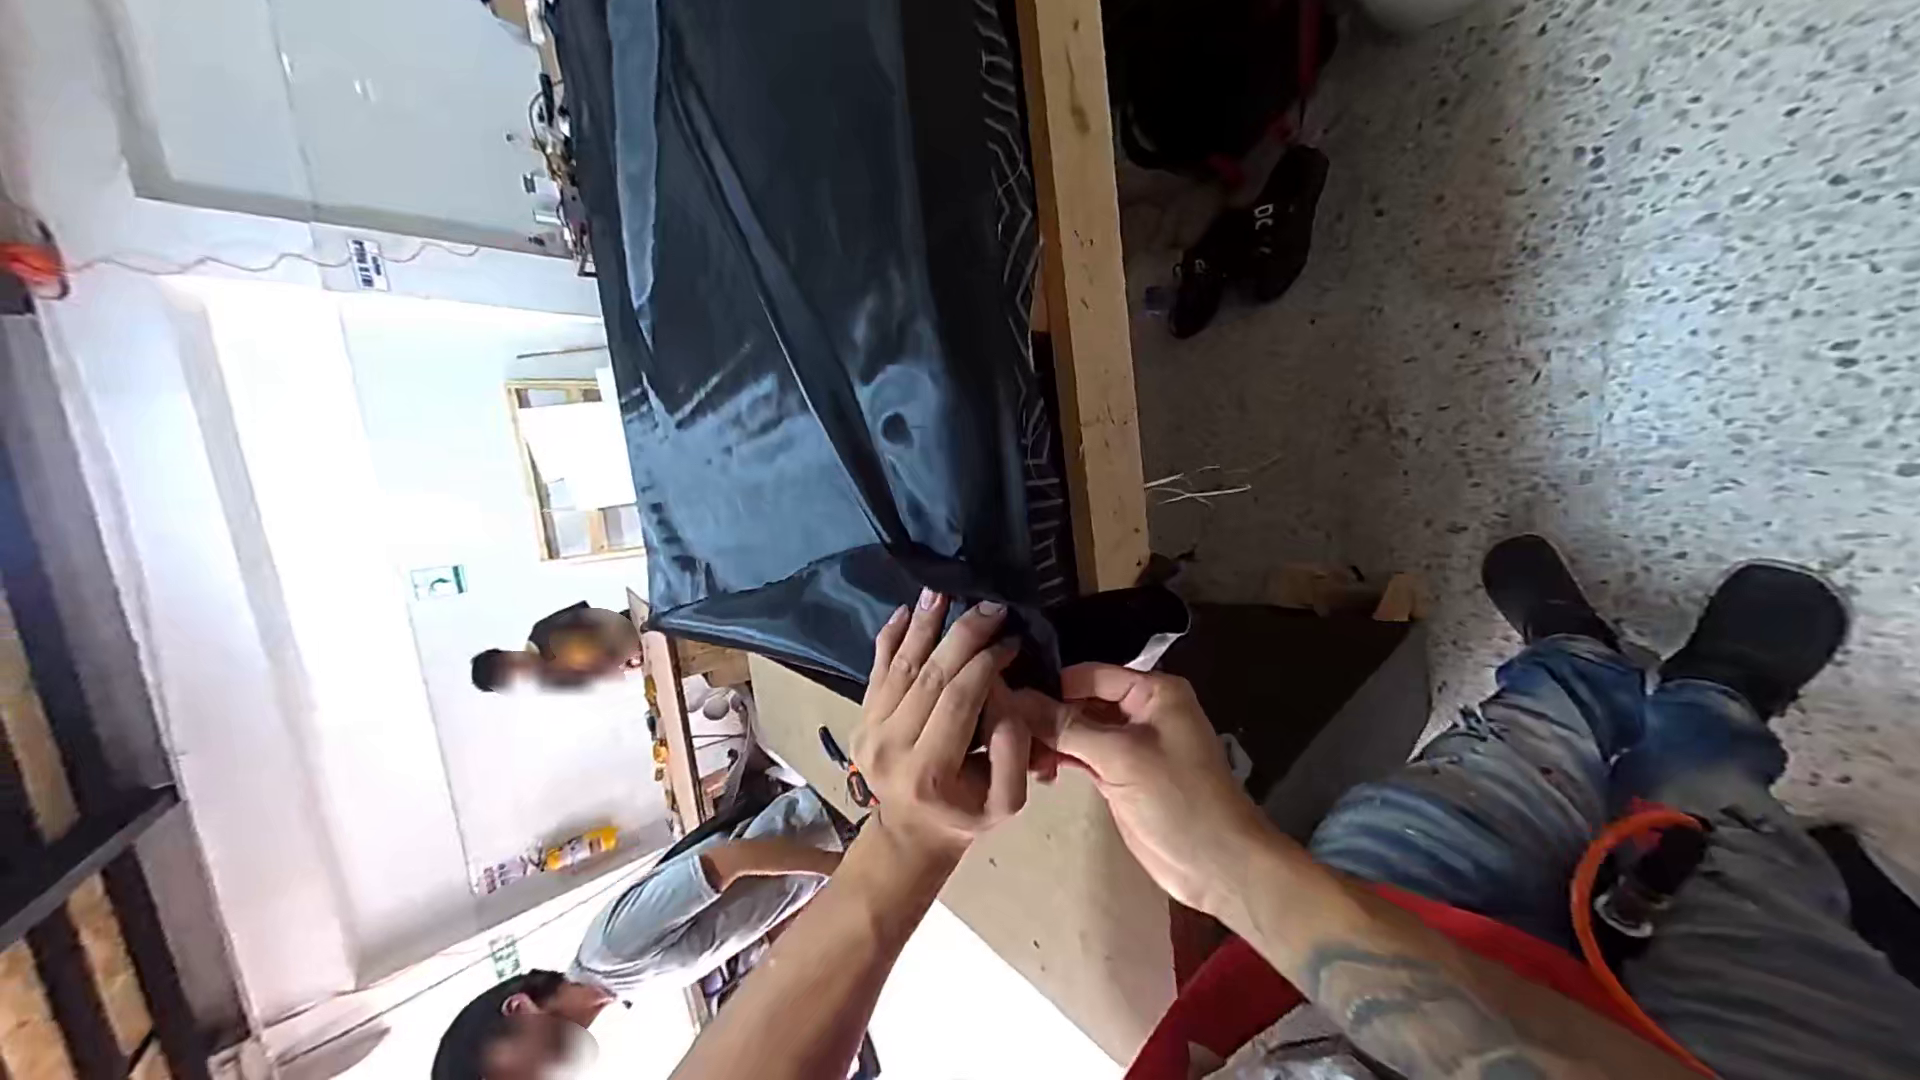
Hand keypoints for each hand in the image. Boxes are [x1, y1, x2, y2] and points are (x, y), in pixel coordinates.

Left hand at [853, 591, 1030, 865]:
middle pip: (929, 675)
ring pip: (900, 666)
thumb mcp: (1005, 802)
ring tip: (941, 591)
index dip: (986, 663)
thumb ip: (1013, 753)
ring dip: (922, 625)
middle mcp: (889, 747)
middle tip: (989, 607)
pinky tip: (905, 610)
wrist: (912, 831)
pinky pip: (875, 670)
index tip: (1010, 639)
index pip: (959, 699)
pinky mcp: (860, 717)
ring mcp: (868, 729)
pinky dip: (890, 637)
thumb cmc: (966, 815)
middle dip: (962, 635)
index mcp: (928, 771)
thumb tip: (1004, 695)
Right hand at [1004, 664, 1269, 913]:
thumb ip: (1068, 727)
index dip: (1051, 684)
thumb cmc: (1180, 799)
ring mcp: (1129, 744)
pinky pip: (1082, 756)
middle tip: (1002, 729)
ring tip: (1017, 755)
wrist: (1220, 867)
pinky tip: (1038, 770)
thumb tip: (1017, 700)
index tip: (1008, 695)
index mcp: (1152, 691)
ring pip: (1078, 730)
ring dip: (1050, 740)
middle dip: (1046, 715)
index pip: (1089, 674)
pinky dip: (1061, 760)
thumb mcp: (1121, 757)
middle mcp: (1140, 710)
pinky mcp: (1120, 773)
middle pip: (1081, 700)